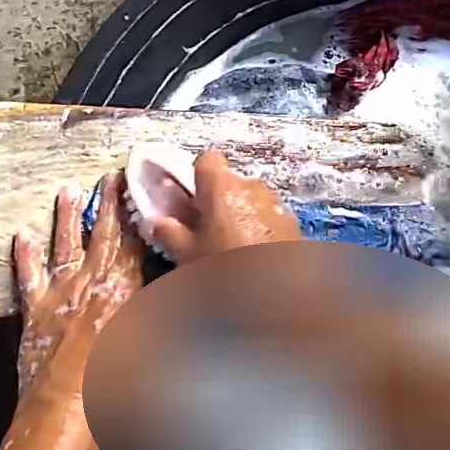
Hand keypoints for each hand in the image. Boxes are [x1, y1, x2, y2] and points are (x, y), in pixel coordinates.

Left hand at [13, 174, 143, 397]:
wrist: (66, 411)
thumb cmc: (116, 380)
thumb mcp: (154, 340)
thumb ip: (163, 307)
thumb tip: (180, 285)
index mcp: (124, 287)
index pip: (133, 239)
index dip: (135, 212)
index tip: (139, 188)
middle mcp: (93, 281)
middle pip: (102, 233)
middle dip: (107, 202)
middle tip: (109, 177)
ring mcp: (61, 293)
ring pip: (65, 245)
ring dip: (66, 217)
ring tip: (69, 190)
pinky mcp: (35, 310)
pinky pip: (28, 276)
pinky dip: (24, 255)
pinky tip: (21, 235)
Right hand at [149, 150, 303, 262]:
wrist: (279, 290)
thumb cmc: (226, 268)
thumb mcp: (188, 255)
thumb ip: (170, 233)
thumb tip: (159, 221)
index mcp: (222, 187)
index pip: (206, 159)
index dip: (197, 175)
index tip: (191, 199)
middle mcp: (250, 185)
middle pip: (228, 181)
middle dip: (217, 199)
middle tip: (207, 229)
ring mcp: (274, 200)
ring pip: (249, 197)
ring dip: (239, 212)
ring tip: (232, 245)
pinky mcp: (290, 218)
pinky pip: (267, 212)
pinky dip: (259, 225)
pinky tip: (255, 251)